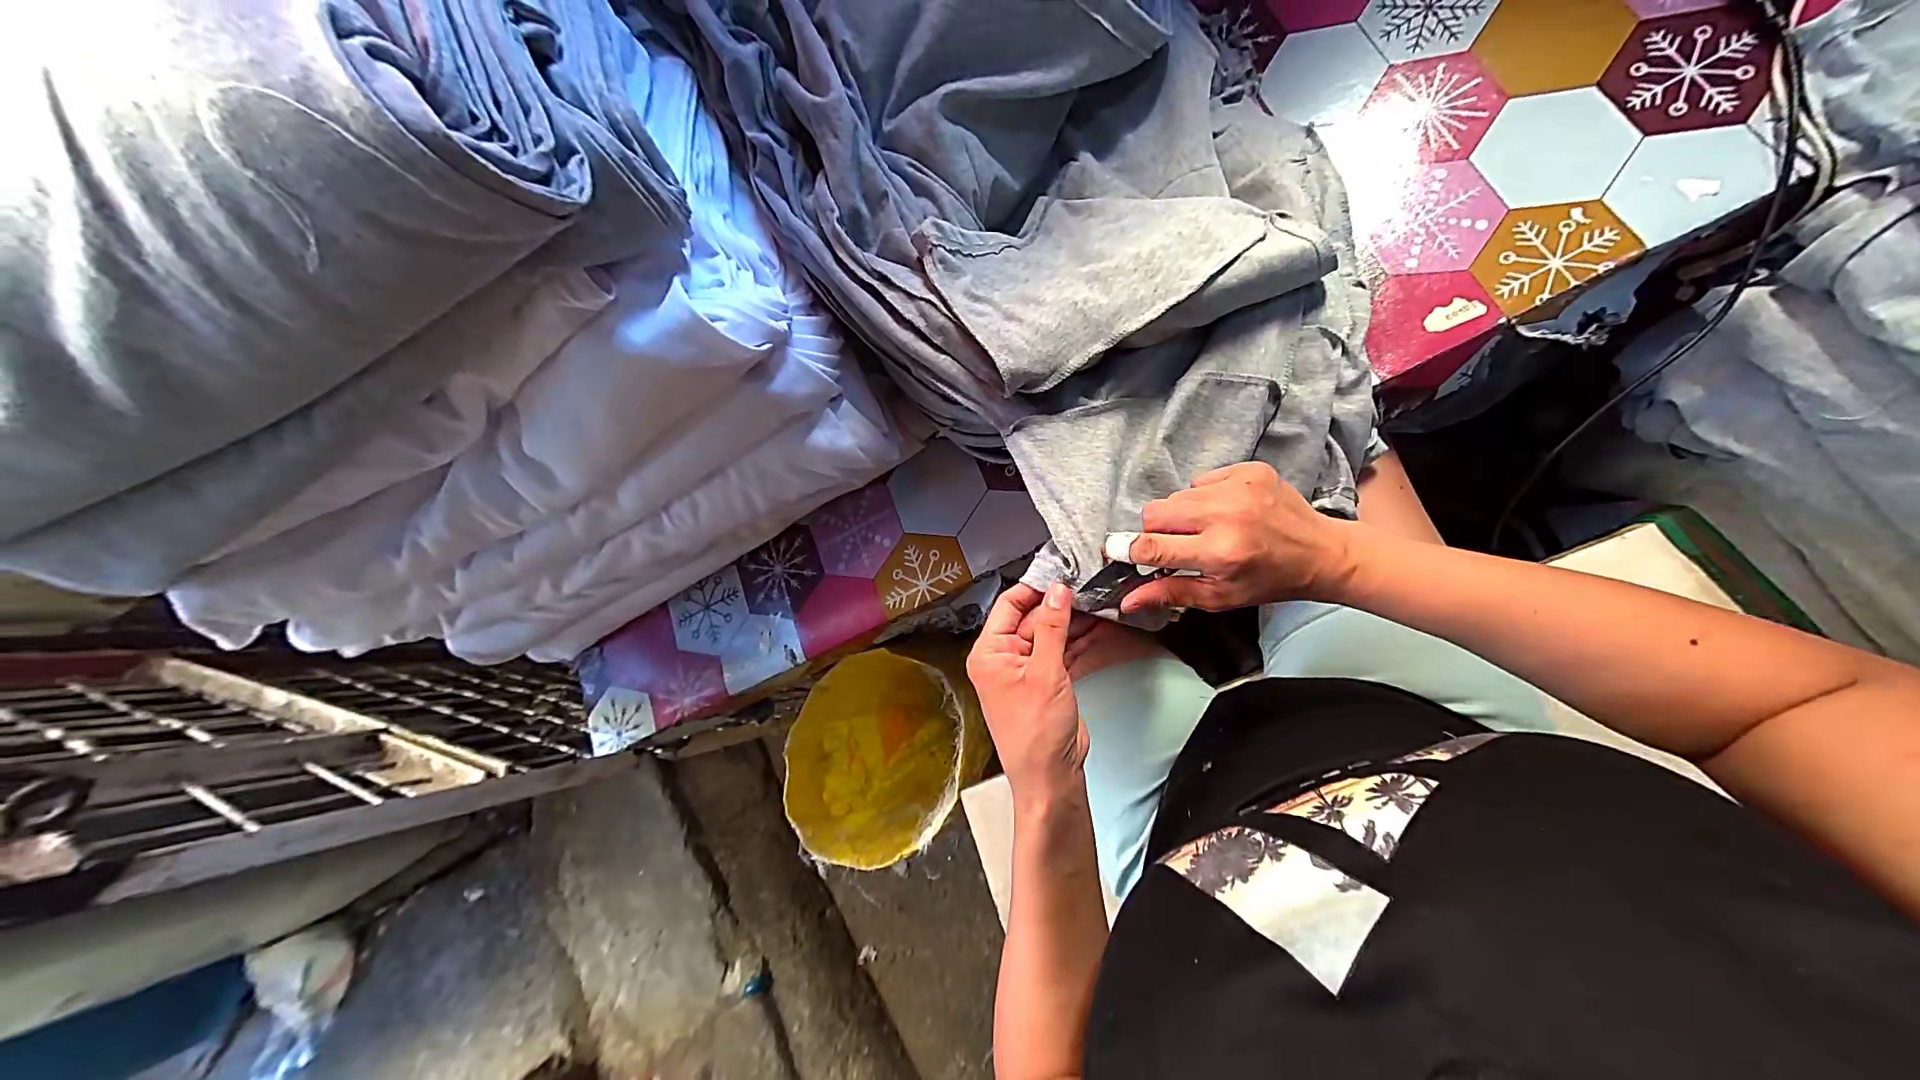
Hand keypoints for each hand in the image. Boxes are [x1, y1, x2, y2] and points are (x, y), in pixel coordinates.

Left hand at [966, 583, 1086, 801]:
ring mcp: (1027, 670)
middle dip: (1059, 604)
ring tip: (1097, 601)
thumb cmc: (1035, 736)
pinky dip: (1079, 640)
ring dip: (1073, 621)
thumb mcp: (1045, 673)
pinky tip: (1098, 626)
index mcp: (989, 654)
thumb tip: (1056, 592)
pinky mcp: (1047, 681)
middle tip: (1085, 586)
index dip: (1033, 588)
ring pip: (1051, 634)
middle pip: (1032, 618)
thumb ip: (1052, 628)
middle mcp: (1004, 659)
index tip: (1057, 573)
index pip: (1008, 606)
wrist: (1051, 776)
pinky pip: (1062, 651)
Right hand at [1118, 461, 1355, 614]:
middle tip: (1176, 545)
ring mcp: (1239, 487)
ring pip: (1176, 496)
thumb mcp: (1218, 596)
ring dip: (1181, 514)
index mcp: (1220, 553)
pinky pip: (1200, 480)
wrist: (1321, 552)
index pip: (1153, 546)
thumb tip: (1126, 600)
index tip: (1115, 551)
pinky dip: (1203, 496)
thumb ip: (1169, 593)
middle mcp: (1227, 515)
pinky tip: (1224, 511)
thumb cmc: (1268, 580)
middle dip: (1156, 531)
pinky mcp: (1248, 470)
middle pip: (1156, 512)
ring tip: (1206, 528)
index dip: (1127, 549)